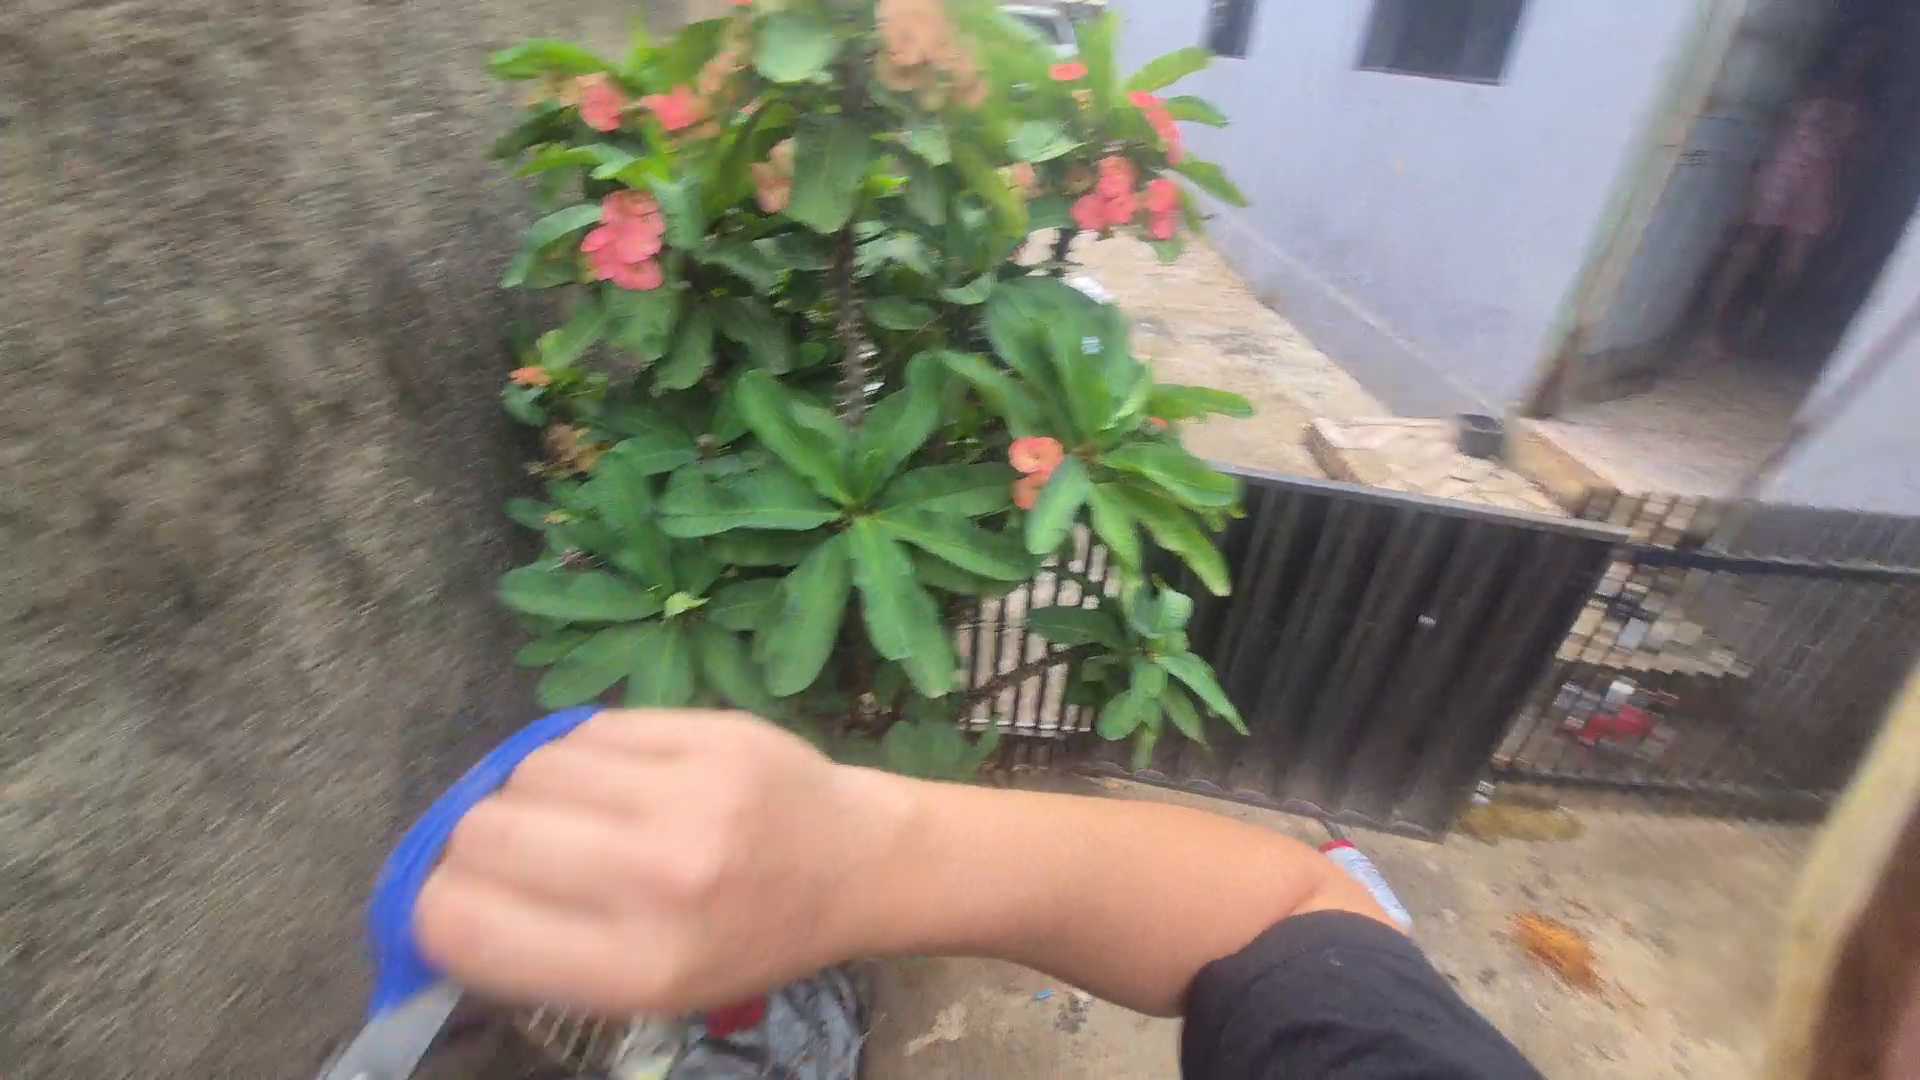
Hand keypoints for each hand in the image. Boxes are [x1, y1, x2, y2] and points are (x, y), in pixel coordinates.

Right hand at [413, 709, 900, 1014]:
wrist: (854, 860)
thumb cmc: (753, 936)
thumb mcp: (651, 989)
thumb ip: (543, 952)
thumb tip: (437, 897)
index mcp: (637, 968)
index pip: (462, 924)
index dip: (435, 905)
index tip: (454, 895)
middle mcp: (660, 877)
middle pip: (486, 830)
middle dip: (478, 841)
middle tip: (521, 846)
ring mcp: (693, 792)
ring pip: (533, 766)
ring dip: (533, 788)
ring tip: (579, 807)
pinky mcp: (716, 731)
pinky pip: (595, 725)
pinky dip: (585, 750)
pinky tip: (617, 771)